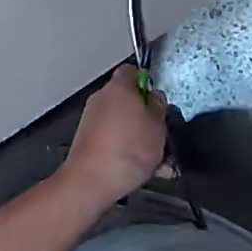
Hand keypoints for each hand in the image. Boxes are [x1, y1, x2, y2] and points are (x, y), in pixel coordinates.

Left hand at [58, 66, 167, 201]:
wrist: (92, 179)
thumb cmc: (127, 149)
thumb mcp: (157, 126)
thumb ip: (159, 107)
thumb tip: (155, 98)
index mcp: (119, 87)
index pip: (131, 71)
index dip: (146, 82)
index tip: (158, 99)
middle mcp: (102, 98)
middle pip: (129, 100)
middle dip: (147, 117)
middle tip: (162, 134)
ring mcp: (93, 119)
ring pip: (124, 123)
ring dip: (141, 138)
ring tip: (159, 161)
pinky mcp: (90, 139)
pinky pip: (114, 139)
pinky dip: (128, 150)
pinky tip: (146, 171)